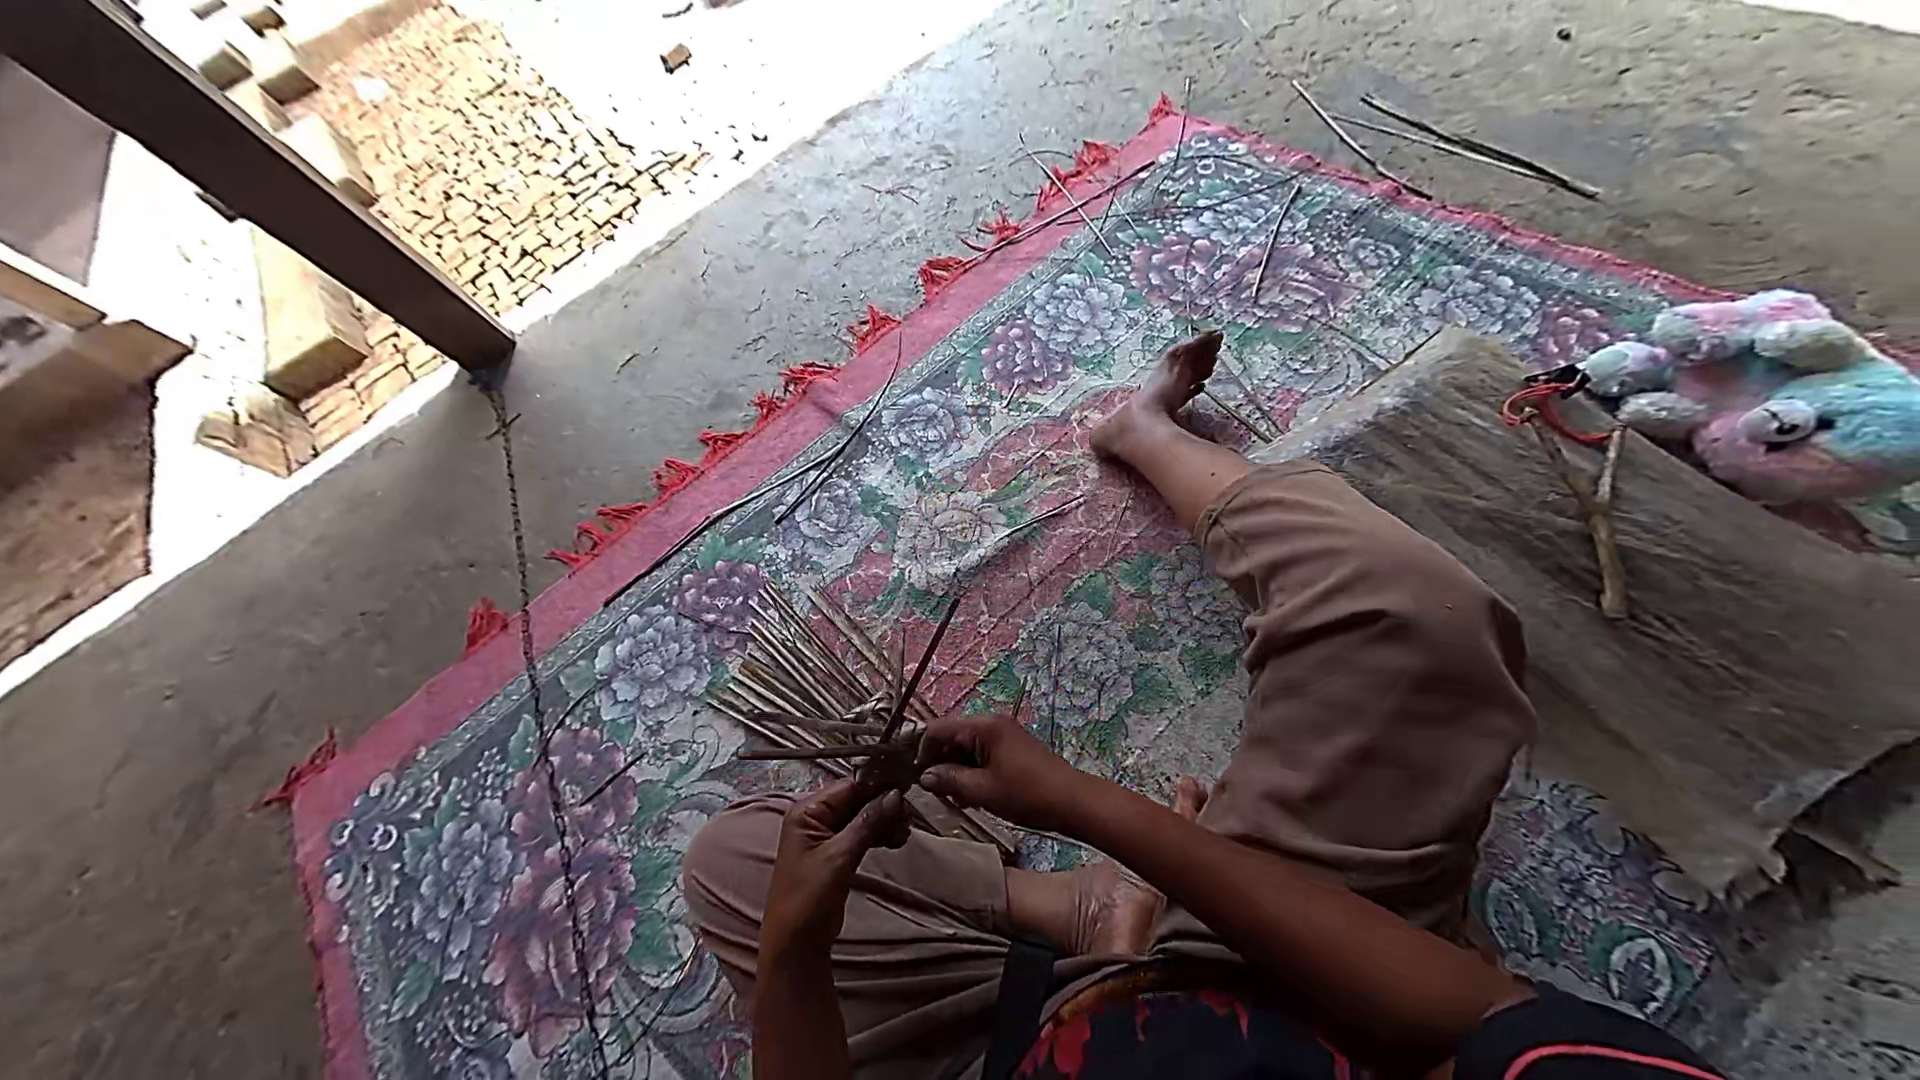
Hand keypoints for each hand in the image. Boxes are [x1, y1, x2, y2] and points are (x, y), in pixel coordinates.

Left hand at [761, 780, 909, 961]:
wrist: (797, 945)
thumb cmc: (809, 898)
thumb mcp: (839, 857)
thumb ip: (868, 822)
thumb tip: (896, 794)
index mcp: (807, 810)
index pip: (848, 786)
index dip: (877, 785)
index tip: (906, 788)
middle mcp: (815, 817)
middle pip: (857, 799)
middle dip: (884, 805)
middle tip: (908, 817)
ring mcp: (826, 834)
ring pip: (863, 815)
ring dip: (885, 820)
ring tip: (905, 831)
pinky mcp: (837, 851)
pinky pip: (863, 832)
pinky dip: (880, 834)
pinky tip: (897, 839)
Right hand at [916, 713, 1094, 834]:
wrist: (1072, 801)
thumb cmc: (1027, 794)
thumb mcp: (983, 791)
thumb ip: (949, 780)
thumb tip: (923, 777)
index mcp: (983, 726)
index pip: (938, 729)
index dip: (922, 752)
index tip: (913, 778)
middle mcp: (991, 723)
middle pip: (951, 737)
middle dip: (939, 763)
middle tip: (935, 793)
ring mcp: (1003, 735)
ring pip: (965, 748)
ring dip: (956, 771)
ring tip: (954, 798)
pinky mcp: (1010, 748)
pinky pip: (980, 754)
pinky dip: (971, 771)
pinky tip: (972, 795)